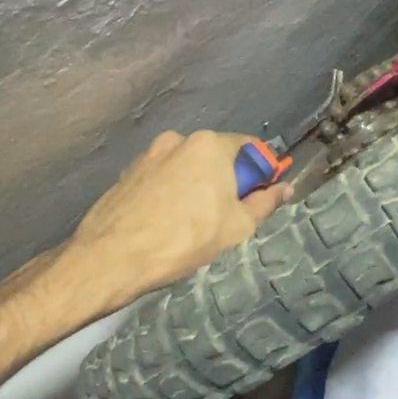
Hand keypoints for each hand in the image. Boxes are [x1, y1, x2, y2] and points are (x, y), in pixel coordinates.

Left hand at [32, 130, 291, 325]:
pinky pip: (164, 178)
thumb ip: (265, 202)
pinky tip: (168, 222)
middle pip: (218, 157)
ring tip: (194, 224)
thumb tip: (286, 187)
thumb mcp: (237, 227)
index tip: (260, 198)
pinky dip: (173, 194)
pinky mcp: (128, 173)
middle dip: (228, 181)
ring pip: (189, 168)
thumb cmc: (185, 240)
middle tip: (228, 217)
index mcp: (210, 145)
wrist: (112, 258)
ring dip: (199, 188)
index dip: (262, 173)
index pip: (252, 148)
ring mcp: (149, 154)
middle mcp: (179, 140)